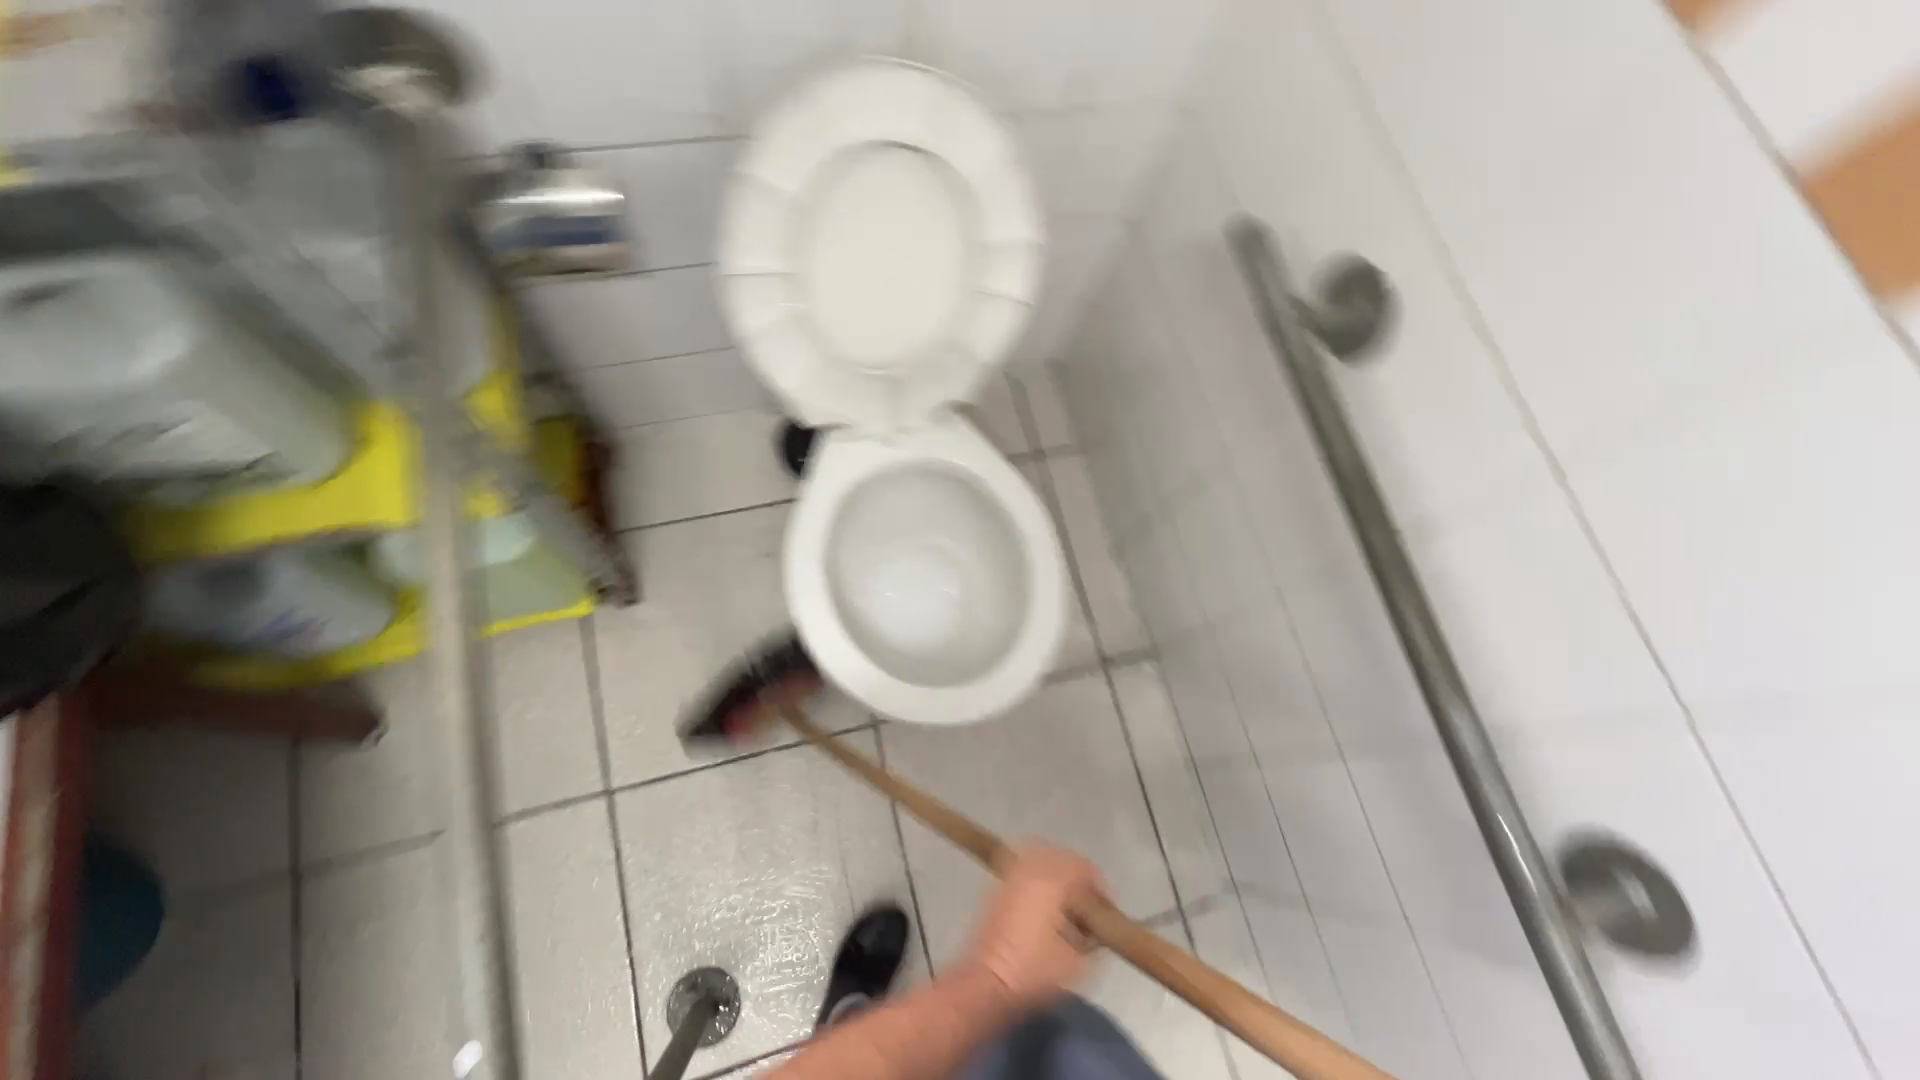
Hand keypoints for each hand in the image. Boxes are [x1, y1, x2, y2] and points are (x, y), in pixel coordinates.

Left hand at [962, 844, 1105, 1010]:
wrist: (986, 983)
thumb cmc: (1033, 973)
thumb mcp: (1077, 964)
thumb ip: (1093, 940)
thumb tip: (1094, 931)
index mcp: (1051, 883)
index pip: (1083, 867)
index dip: (1099, 885)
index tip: (1107, 908)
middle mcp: (1029, 871)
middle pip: (1060, 855)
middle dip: (1078, 874)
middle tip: (1088, 900)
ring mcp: (1009, 878)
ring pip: (1039, 857)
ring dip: (1056, 872)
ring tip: (1067, 899)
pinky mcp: (996, 890)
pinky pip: (1022, 869)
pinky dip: (1037, 877)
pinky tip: (1044, 903)